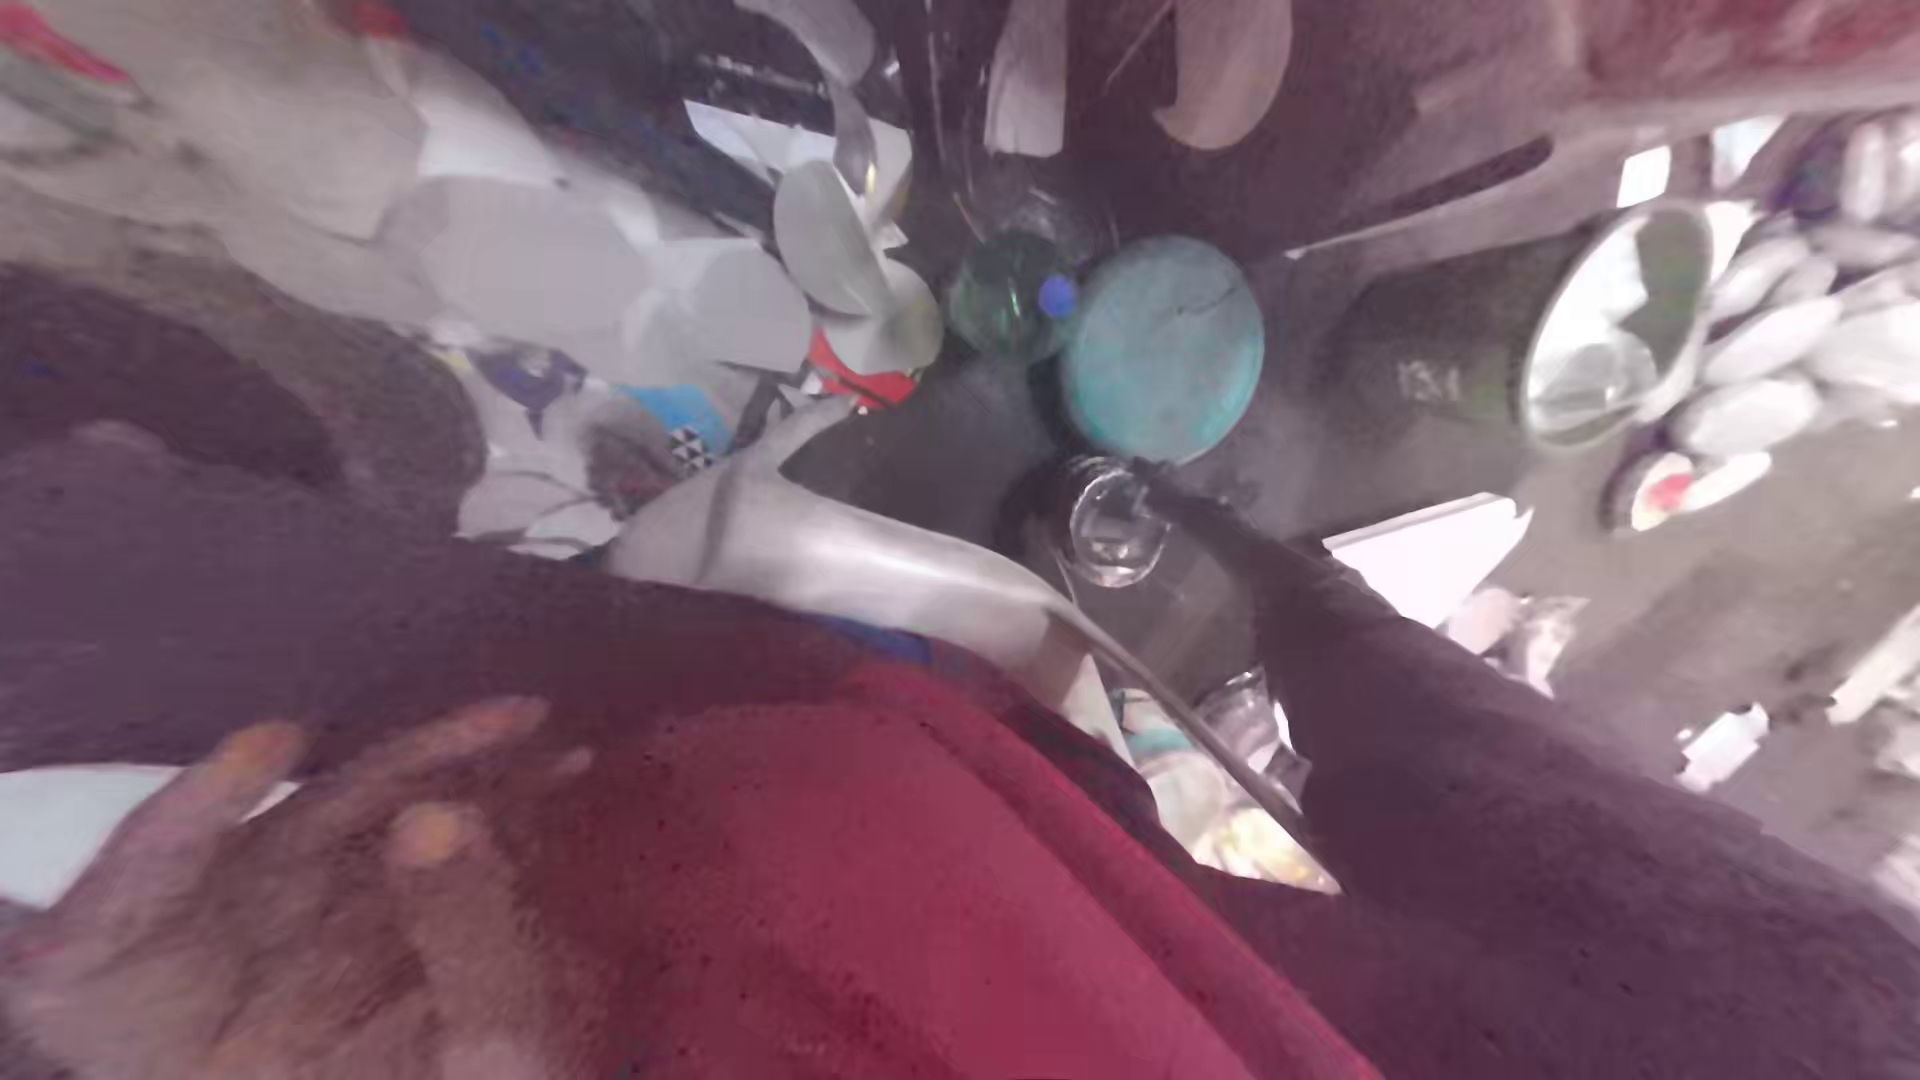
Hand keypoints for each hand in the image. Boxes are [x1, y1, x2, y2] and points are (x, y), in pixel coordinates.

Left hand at [0, 698, 585, 1078]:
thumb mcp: (493, 1037)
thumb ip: (464, 928)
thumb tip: (437, 811)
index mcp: (197, 1049)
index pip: (103, 944)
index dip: (167, 834)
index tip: (280, 740)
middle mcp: (239, 972)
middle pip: (283, 841)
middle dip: (401, 765)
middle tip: (511, 722)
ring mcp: (319, 928)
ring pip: (363, 812)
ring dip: (460, 759)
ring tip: (543, 730)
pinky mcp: (390, 897)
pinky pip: (430, 819)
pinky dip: (496, 784)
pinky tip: (562, 765)